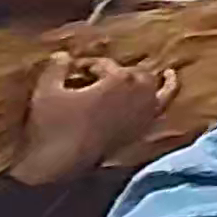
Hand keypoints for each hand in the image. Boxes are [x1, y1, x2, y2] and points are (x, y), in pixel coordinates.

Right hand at [10, 52, 178, 184]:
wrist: (64, 162)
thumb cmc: (53, 126)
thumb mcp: (46, 94)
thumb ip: (55, 70)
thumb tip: (62, 53)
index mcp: (119, 78)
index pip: (103, 64)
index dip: (85, 66)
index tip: (70, 71)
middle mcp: (141, 87)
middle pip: (126, 72)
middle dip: (108, 73)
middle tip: (88, 79)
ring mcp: (149, 103)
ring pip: (147, 80)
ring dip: (135, 77)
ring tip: (123, 76)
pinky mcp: (150, 117)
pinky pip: (167, 95)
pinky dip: (170, 83)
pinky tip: (169, 75)